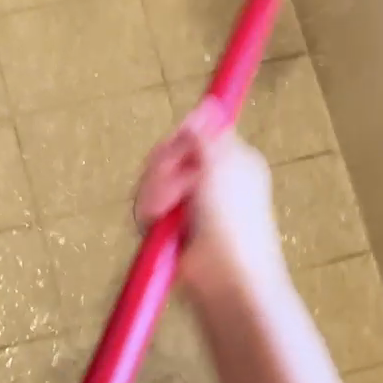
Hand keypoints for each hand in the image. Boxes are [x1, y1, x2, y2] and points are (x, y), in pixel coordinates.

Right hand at [134, 97, 288, 302]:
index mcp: (231, 160)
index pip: (194, 133)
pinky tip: (156, 224)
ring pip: (154, 182)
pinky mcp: (173, 228)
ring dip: (154, 194)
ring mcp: (190, 205)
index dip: (178, 142)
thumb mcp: (223, 167)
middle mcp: (210, 179)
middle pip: (169, 156)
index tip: (176, 153)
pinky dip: (149, 215)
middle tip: (174, 191)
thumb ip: (209, 135)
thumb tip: (208, 102)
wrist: (226, 279)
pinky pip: (149, 209)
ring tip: (163, 214)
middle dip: (163, 171)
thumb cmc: (233, 223)